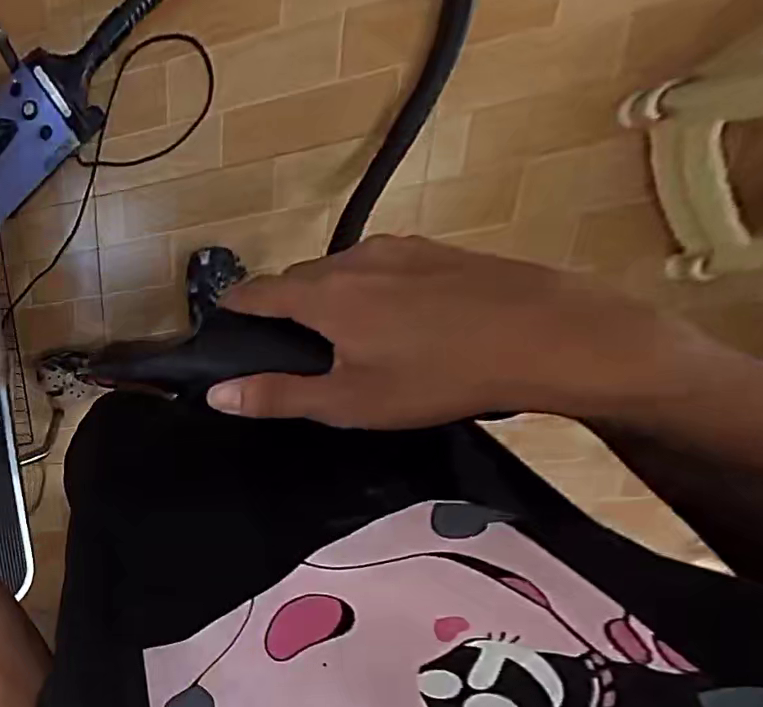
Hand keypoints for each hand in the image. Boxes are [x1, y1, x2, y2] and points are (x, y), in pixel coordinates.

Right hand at [208, 235, 736, 428]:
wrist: (545, 336)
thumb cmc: (434, 377)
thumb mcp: (348, 401)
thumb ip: (278, 396)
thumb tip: (217, 394)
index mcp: (323, 295)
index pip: (256, 292)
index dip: (234, 308)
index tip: (225, 326)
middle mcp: (353, 259)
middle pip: (297, 279)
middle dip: (282, 308)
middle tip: (291, 351)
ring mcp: (399, 248)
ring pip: (340, 271)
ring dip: (326, 299)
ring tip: (344, 340)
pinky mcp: (436, 251)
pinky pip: (380, 268)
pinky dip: (366, 291)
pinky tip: (394, 323)